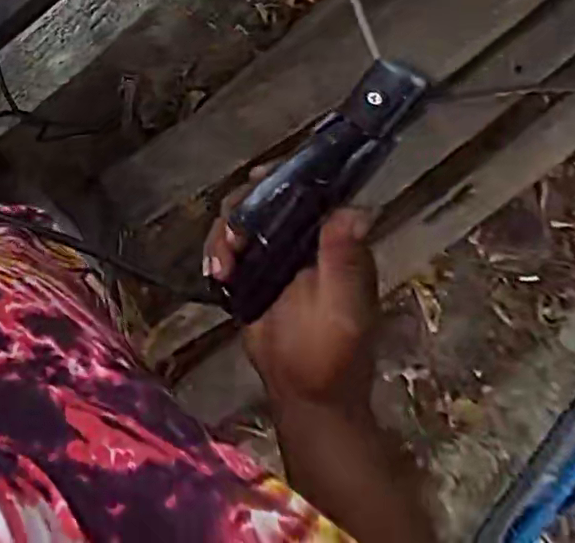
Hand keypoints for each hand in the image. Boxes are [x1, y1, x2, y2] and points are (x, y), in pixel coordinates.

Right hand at [205, 190, 376, 407]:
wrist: (303, 396)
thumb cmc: (332, 355)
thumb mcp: (342, 308)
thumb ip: (344, 260)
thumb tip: (359, 208)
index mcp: (331, 243)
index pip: (305, 192)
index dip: (281, 178)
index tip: (256, 180)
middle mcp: (301, 240)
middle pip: (261, 200)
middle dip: (240, 213)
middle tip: (233, 239)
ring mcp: (273, 255)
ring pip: (237, 220)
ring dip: (222, 237)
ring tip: (221, 268)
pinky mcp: (249, 270)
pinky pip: (224, 245)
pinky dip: (215, 252)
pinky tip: (216, 274)